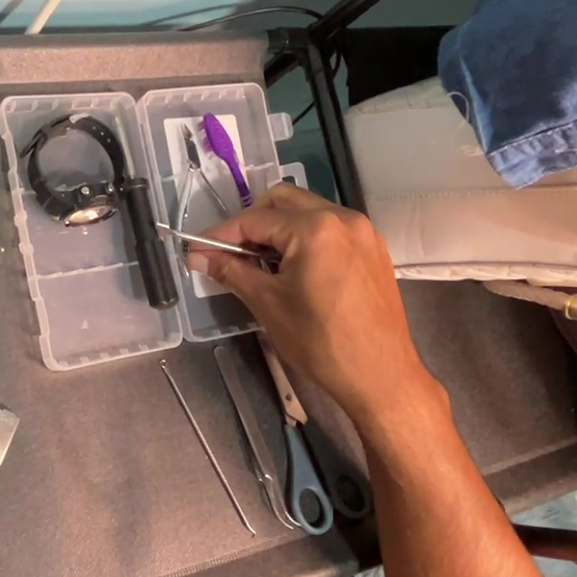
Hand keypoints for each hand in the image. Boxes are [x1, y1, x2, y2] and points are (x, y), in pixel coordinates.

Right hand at [189, 184, 433, 421]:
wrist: (380, 375)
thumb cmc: (320, 341)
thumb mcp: (268, 304)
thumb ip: (231, 271)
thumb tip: (199, 257)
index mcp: (315, 228)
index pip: (255, 219)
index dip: (221, 235)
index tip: (196, 250)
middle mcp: (342, 217)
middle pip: (283, 201)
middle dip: (251, 222)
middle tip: (230, 253)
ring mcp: (362, 231)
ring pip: (308, 211)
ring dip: (278, 228)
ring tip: (260, 263)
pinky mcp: (373, 248)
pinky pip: (330, 227)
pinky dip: (305, 237)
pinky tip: (292, 268)